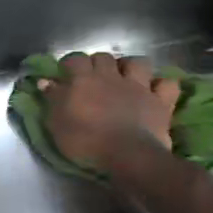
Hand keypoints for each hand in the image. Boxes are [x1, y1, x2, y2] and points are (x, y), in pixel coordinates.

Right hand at [38, 52, 179, 169]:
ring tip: (125, 77)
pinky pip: (167, 84)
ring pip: (138, 63)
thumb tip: (45, 81)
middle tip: (92, 78)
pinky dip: (162, 84)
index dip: (69, 63)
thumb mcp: (57, 122)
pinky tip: (155, 90)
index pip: (75, 59)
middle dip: (97, 63)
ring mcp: (139, 87)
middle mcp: (111, 76)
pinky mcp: (160, 102)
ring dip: (130, 67)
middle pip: (104, 57)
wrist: (127, 155)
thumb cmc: (85, 140)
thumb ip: (52, 99)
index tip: (65, 74)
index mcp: (84, 80)